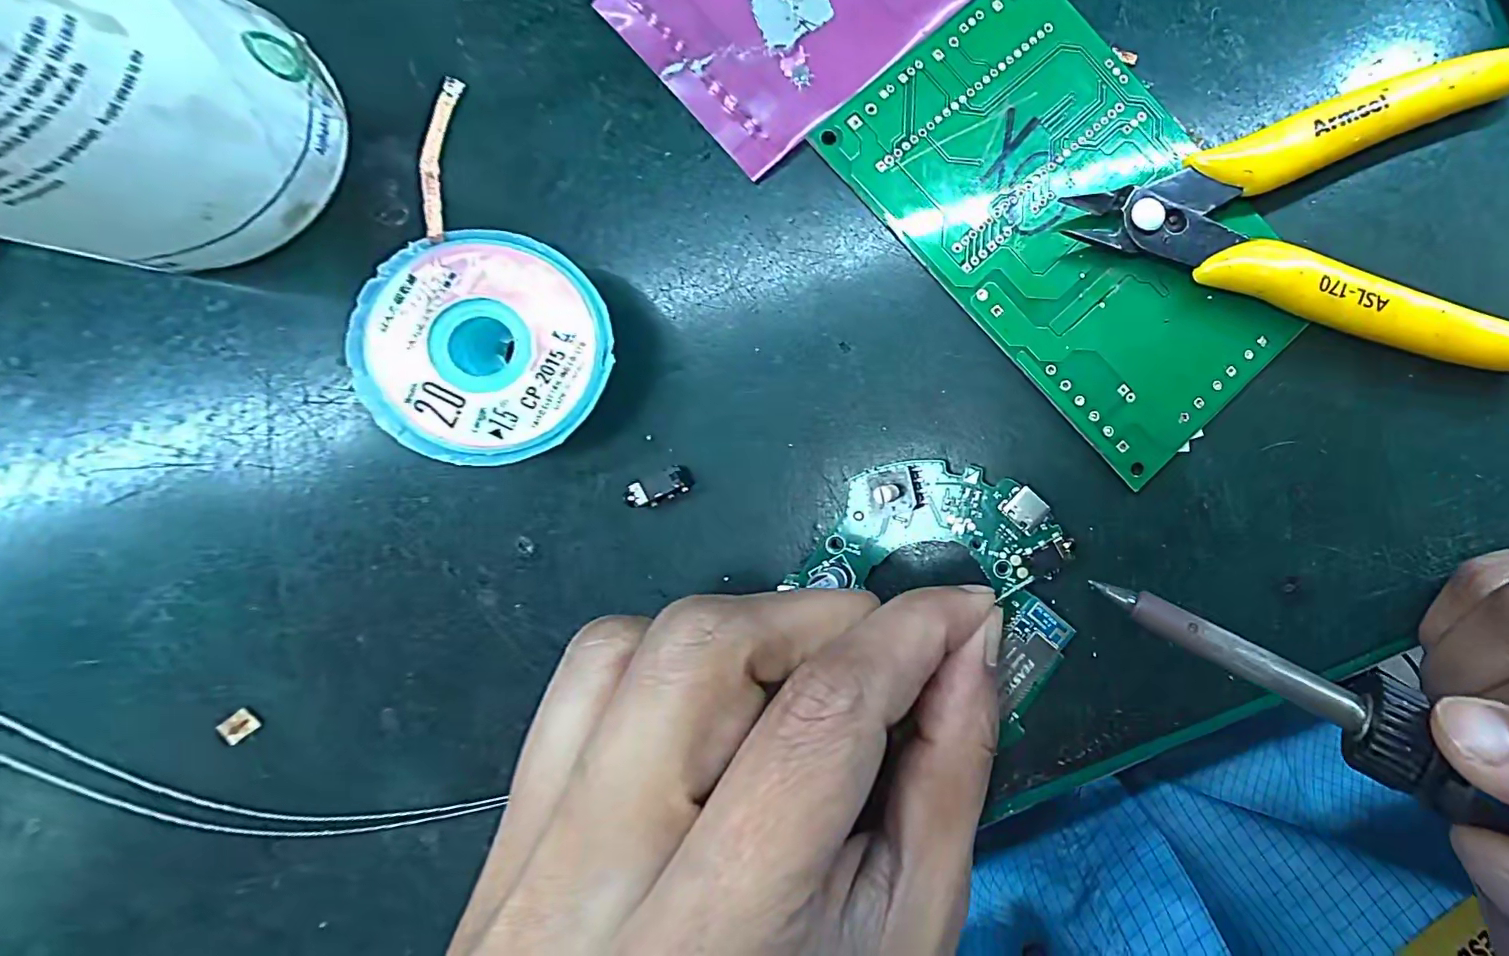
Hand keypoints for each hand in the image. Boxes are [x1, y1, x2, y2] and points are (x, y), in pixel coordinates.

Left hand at [447, 585, 1001, 955]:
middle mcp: (593, 877)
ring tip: (807, 678)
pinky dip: (675, 650)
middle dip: (825, 620)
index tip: (969, 606)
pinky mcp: (517, 823)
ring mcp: (533, 847)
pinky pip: (587, 678)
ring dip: (750, 627)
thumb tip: (969, 643)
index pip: (820, 714)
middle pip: (707, 649)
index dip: (911, 632)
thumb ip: (950, 772)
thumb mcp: (911, 926)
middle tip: (884, 658)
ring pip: (634, 641)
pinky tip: (725, 698)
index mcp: (716, 931)